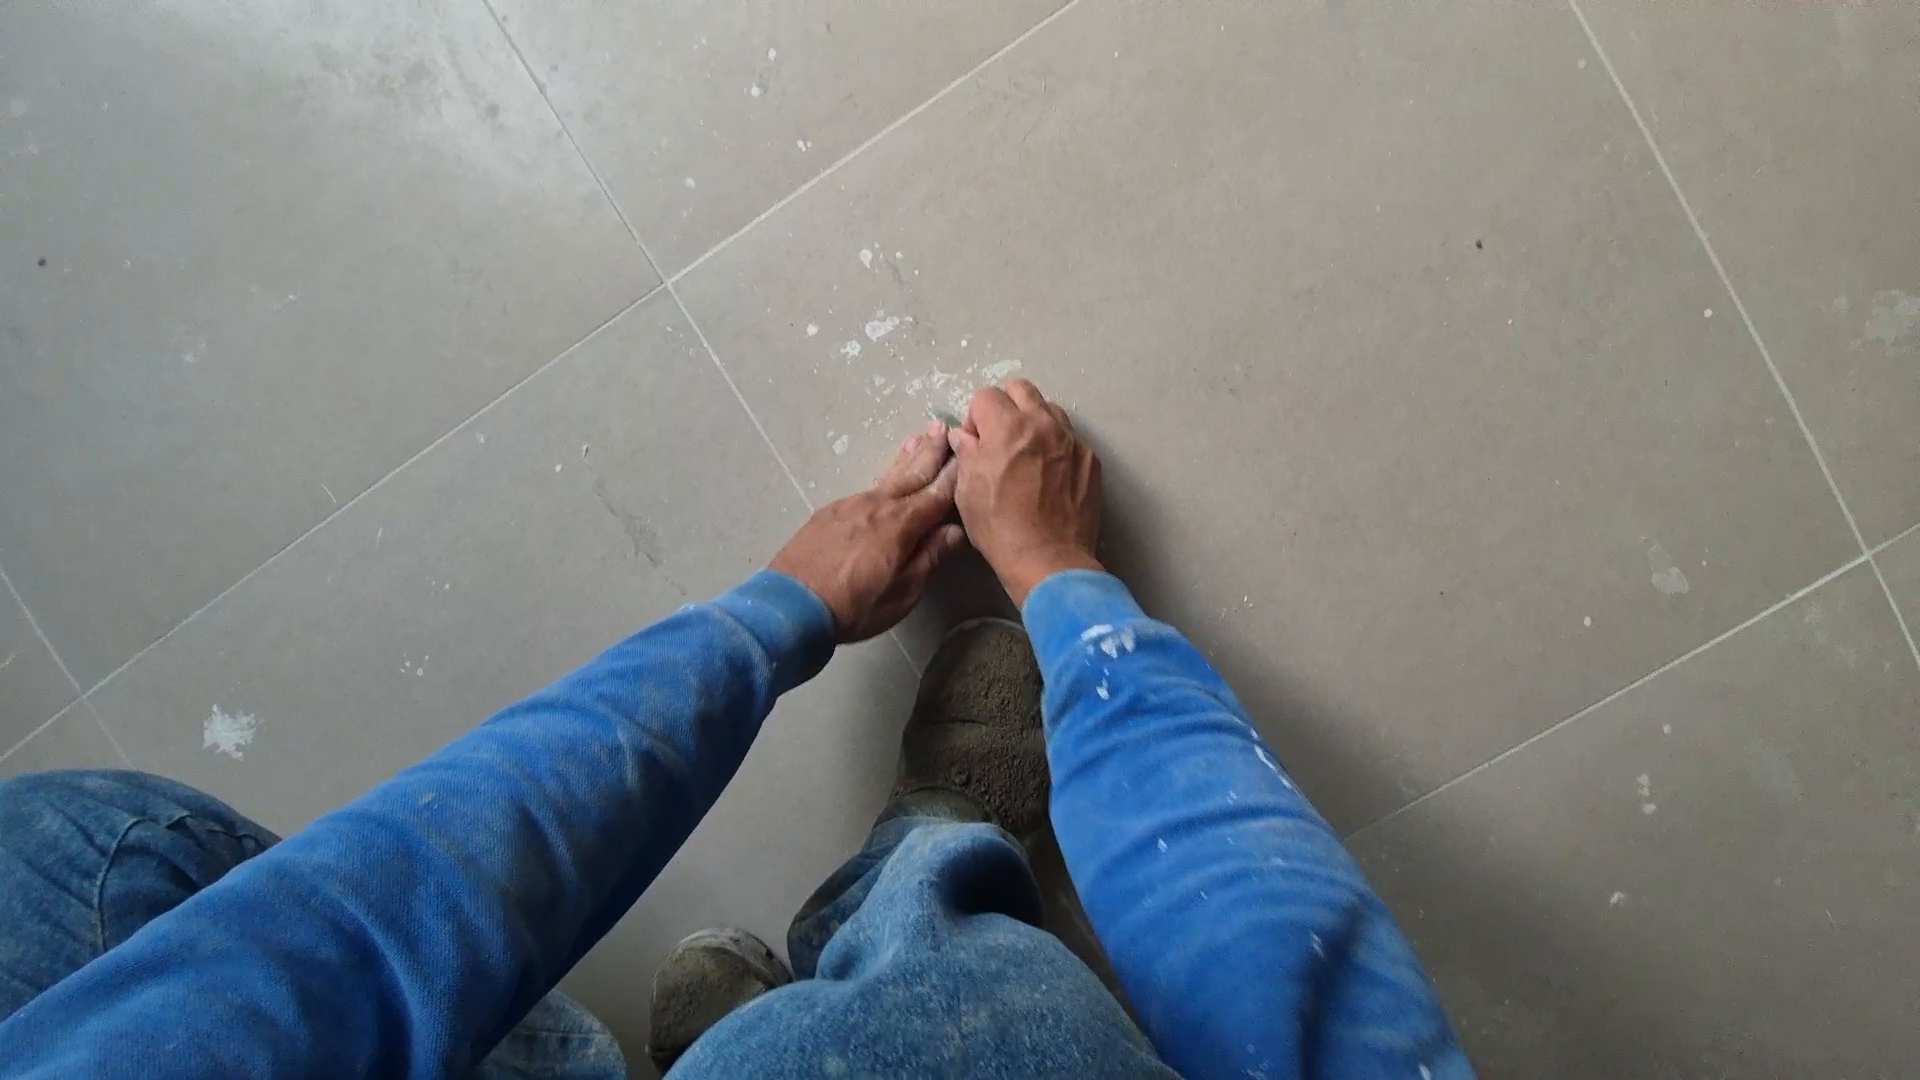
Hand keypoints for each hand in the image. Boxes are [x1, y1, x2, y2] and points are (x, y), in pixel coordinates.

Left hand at [771, 420, 968, 642]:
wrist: (791, 605)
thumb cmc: (854, 605)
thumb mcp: (902, 592)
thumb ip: (929, 558)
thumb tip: (955, 531)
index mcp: (901, 525)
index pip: (937, 493)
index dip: (955, 474)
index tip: (969, 453)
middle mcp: (877, 505)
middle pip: (911, 473)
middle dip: (930, 451)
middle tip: (943, 426)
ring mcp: (851, 505)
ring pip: (886, 477)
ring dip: (906, 458)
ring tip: (917, 439)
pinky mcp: (830, 513)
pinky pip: (865, 488)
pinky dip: (882, 477)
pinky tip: (883, 478)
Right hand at [948, 379, 1102, 607]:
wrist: (1049, 559)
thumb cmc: (1000, 528)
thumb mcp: (967, 491)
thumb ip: (966, 453)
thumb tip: (965, 436)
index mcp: (1008, 427)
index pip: (985, 396)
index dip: (974, 418)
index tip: (974, 443)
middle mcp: (1043, 423)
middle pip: (1021, 389)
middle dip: (1004, 407)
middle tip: (998, 438)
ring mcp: (1072, 440)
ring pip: (1049, 409)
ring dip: (1033, 422)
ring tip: (1026, 453)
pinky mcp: (1090, 459)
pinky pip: (1069, 437)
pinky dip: (1055, 445)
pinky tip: (1048, 473)